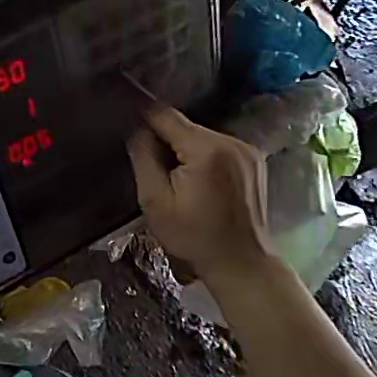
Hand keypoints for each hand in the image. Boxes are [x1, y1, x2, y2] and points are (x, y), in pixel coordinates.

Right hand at [128, 105, 278, 282]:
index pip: (166, 116)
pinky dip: (201, 156)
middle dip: (163, 140)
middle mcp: (231, 141)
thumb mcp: (155, 202)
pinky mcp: (254, 161)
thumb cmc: (194, 236)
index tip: (122, 115)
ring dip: (182, 149)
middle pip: (184, 126)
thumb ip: (143, 159)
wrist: (241, 262)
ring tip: (172, 177)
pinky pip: (217, 147)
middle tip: (148, 164)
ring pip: (200, 137)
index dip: (141, 115)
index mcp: (206, 149)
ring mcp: (247, 150)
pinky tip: (195, 181)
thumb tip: (137, 130)